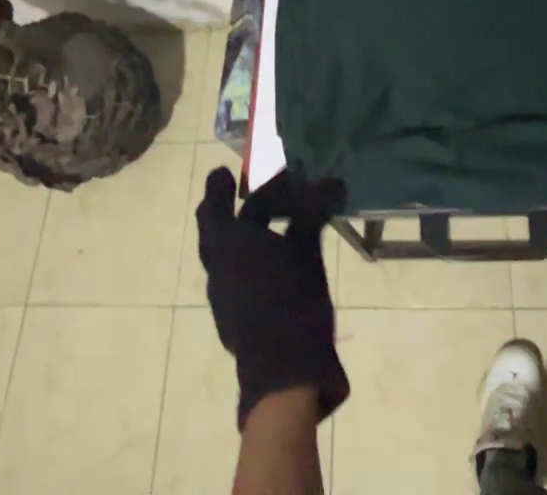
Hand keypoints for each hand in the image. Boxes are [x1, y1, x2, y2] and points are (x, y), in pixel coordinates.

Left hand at [197, 167, 349, 428]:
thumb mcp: (306, 252)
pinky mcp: (232, 317)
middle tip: (245, 194)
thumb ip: (312, 214)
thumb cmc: (292, 301)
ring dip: (242, 238)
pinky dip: (248, 262)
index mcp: (228, 243)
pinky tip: (274, 267)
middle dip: (229, 209)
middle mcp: (217, 266)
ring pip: (225, 255)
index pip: (216, 204)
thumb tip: (330, 181)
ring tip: (269, 229)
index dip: (219, 187)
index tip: (226, 173)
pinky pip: (234, 277)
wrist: (283, 373)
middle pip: (216, 230)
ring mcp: (221, 295)